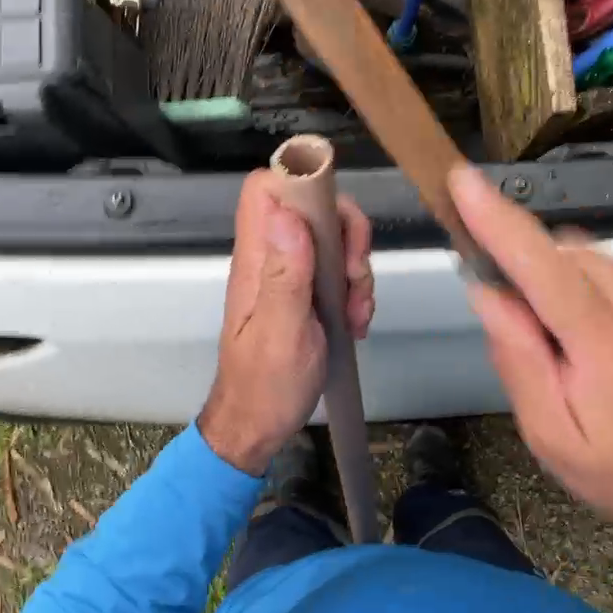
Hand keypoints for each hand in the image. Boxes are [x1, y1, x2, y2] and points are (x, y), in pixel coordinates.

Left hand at [198, 171, 373, 474]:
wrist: (259, 425)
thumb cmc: (267, 386)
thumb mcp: (282, 333)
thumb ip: (285, 274)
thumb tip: (287, 213)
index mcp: (256, 260)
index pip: (266, 190)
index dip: (303, 186)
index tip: (336, 220)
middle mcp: (270, 259)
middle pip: (314, 210)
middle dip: (348, 238)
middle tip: (356, 280)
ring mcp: (288, 276)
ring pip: (333, 243)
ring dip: (357, 274)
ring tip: (356, 315)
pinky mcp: (304, 296)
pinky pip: (337, 274)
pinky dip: (354, 293)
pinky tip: (354, 324)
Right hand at [448, 167, 612, 599]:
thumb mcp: (550, 434)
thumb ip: (519, 358)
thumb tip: (488, 292)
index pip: (548, 271)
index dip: (501, 225)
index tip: (464, 183)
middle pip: (568, 258)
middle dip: (526, 271)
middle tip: (510, 322)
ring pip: (592, 262)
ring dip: (556, 283)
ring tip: (557, 345)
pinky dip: (585, 293)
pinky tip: (587, 341)